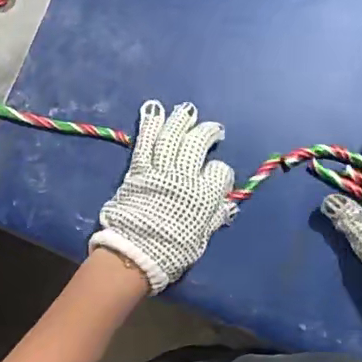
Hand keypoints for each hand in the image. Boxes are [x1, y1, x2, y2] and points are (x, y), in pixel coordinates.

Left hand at [89, 101, 237, 293]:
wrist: (135, 253)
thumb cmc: (171, 251)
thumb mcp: (201, 237)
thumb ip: (213, 216)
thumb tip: (226, 205)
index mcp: (205, 195)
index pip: (219, 171)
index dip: (219, 172)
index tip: (215, 175)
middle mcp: (184, 177)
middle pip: (197, 145)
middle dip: (207, 133)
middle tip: (212, 129)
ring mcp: (159, 171)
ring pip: (171, 138)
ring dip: (180, 121)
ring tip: (187, 110)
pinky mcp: (137, 170)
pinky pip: (145, 143)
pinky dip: (150, 124)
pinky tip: (153, 108)